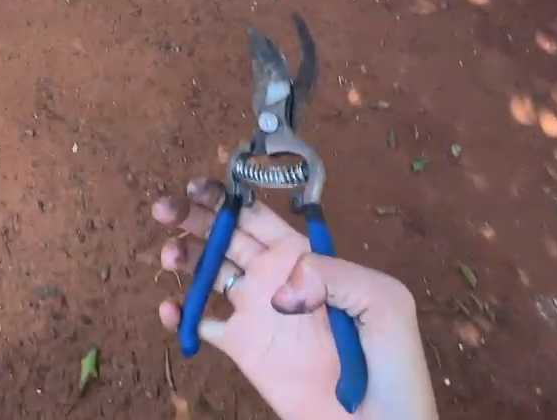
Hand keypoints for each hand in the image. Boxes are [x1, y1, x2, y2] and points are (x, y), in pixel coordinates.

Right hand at [154, 181, 437, 419]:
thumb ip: (339, 275)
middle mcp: (271, 276)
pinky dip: (180, 314)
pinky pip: (202, 322)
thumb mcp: (385, 305)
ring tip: (170, 257)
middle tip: (164, 211)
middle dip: (192, 216)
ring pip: (206, 269)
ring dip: (183, 254)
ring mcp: (254, 311)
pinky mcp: (242, 347)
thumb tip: (285, 277)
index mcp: (299, 257)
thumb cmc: (392, 367)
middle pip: (222, 233)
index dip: (223, 197)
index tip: (195, 189)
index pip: (254, 214)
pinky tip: (171, 311)